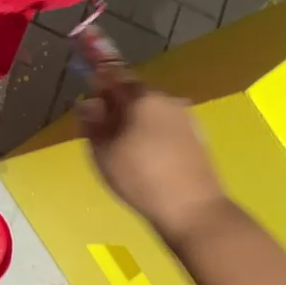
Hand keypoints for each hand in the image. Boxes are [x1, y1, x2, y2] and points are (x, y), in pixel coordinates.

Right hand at [75, 58, 229, 238]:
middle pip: (135, 94)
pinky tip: (145, 159)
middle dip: (116, 104)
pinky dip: (152, 134)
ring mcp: (186, 118)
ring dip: (135, 121)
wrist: (193, 210)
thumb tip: (89, 103)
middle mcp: (167, 100)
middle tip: (100, 127)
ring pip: (151, 112)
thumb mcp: (103, 152)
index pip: (115, 75)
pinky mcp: (197, 138)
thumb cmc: (140, 177)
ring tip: (122, 148)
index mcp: (142, 97)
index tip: (87, 87)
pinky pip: (165, 127)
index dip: (99, 78)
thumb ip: (92, 123)